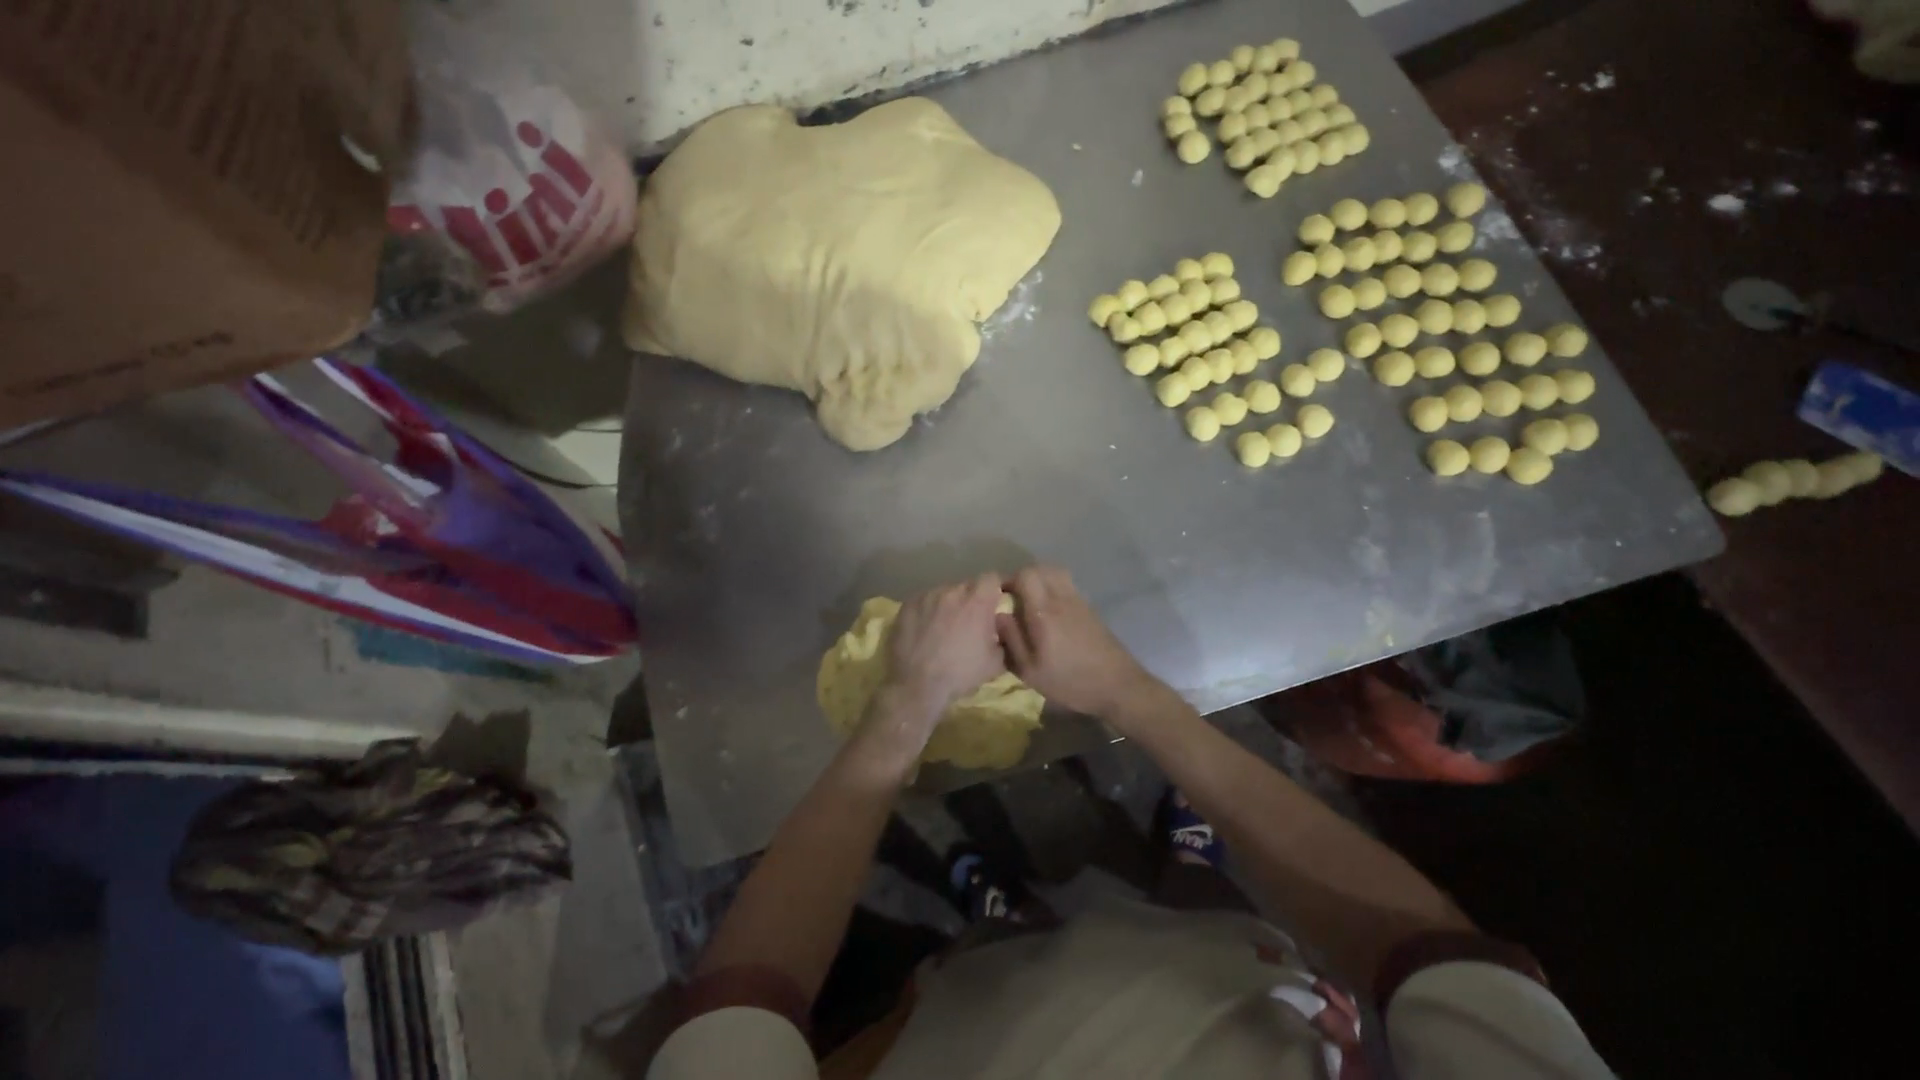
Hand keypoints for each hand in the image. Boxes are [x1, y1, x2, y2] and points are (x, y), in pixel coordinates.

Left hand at [881, 572, 1007, 713]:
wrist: (917, 685)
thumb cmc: (961, 674)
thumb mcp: (996, 662)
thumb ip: (1003, 637)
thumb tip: (1001, 626)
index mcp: (977, 601)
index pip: (992, 578)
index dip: (996, 587)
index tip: (996, 601)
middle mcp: (952, 591)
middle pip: (967, 586)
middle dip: (972, 600)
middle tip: (971, 620)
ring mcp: (927, 596)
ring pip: (945, 593)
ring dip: (950, 605)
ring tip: (945, 627)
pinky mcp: (907, 604)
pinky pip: (925, 601)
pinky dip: (929, 611)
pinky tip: (926, 629)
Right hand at [998, 565, 1157, 719]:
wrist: (1118, 686)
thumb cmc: (1070, 681)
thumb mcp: (1030, 670)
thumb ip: (1011, 639)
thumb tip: (998, 614)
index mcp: (1045, 611)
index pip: (1026, 574)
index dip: (1009, 580)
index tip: (999, 597)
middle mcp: (1062, 598)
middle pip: (1042, 568)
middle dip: (1023, 578)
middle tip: (1013, 598)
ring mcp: (1080, 602)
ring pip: (1056, 574)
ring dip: (1040, 580)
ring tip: (1030, 603)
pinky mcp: (1090, 609)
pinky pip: (1067, 586)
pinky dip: (1054, 588)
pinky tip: (1050, 614)